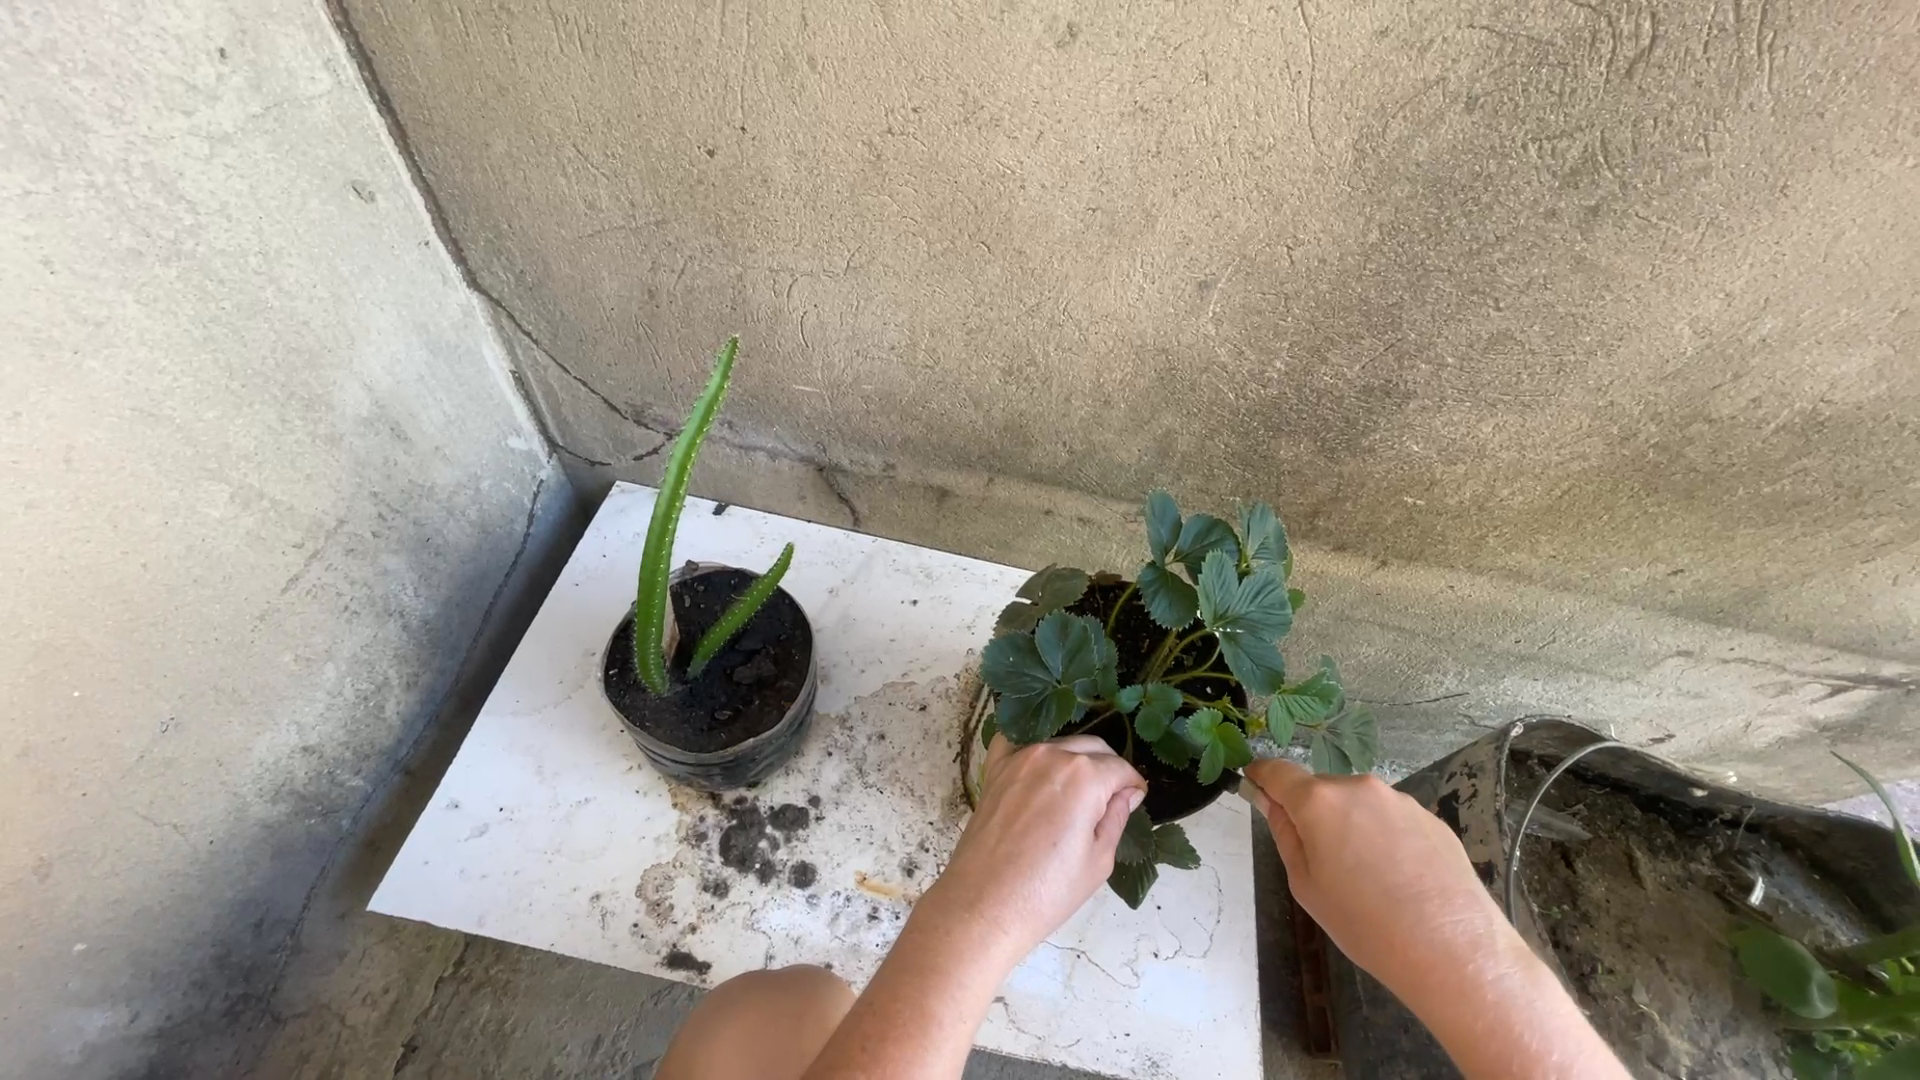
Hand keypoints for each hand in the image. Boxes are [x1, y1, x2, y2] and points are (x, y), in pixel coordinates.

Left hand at [920, 735, 1146, 966]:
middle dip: (1108, 768)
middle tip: (1110, 798)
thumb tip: (1128, 793)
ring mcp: (1019, 757)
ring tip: (1078, 791)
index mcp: (1084, 776)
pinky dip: (1032, 747)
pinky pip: (1018, 742)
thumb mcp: (1099, 860)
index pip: (1120, 768)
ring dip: (1075, 759)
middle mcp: (1052, 755)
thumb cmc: (1047, 890)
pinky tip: (1040, 767)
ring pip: (1060, 743)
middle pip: (1092, 747)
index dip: (1132, 785)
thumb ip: (1117, 817)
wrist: (985, 903)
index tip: (1134, 799)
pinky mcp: (994, 768)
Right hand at [1243, 759, 1513, 1002]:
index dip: (1261, 776)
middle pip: (1320, 789)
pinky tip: (1400, 879)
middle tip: (1323, 860)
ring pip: (1358, 804)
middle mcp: (1357, 787)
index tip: (1255, 786)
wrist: (1455, 953)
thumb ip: (1285, 834)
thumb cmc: (1364, 924)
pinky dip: (1385, 837)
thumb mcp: (1305, 884)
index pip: (1277, 771)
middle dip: (1312, 812)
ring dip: (1351, 824)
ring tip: (1369, 876)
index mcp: (1318, 801)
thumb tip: (1271, 801)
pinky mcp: (1431, 818)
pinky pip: (1391, 819)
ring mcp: (1399, 800)